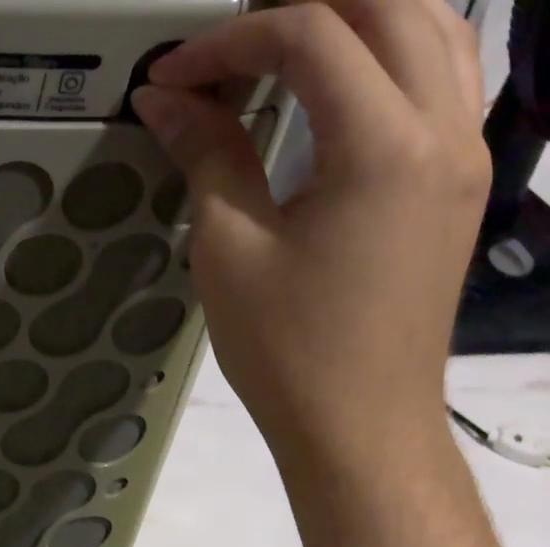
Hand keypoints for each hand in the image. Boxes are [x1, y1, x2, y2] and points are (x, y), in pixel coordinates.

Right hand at [131, 0, 489, 457]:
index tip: (168, 76)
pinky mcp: (462, 171)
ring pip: (435, 26)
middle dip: (297, 10)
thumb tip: (168, 101)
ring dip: (353, 20)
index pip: (314, 39)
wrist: (360, 414)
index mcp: (383, 147)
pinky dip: (385, 54)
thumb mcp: (229, 249)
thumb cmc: (285, 344)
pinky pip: (443, 72)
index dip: (230, 43)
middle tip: (220, 49)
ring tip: (271, 52)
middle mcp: (446, 126)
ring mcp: (468, 145)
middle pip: (392, 5)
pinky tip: (329, 85)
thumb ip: (208, 158)